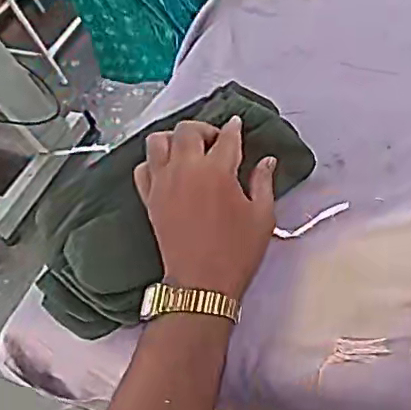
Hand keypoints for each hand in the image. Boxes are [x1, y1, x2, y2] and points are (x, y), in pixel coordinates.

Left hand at [134, 118, 276, 300]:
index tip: (236, 126)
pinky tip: (168, 169)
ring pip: (158, 141)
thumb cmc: (236, 252)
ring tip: (189, 150)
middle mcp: (186, 170)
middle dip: (204, 129)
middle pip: (188, 130)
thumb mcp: (262, 217)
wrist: (202, 283)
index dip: (234, 129)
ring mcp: (163, 183)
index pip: (226, 137)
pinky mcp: (149, 199)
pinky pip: (143, 167)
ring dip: (175, 138)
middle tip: (216, 140)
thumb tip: (267, 162)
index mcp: (217, 171)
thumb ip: (263, 183)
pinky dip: (154, 161)